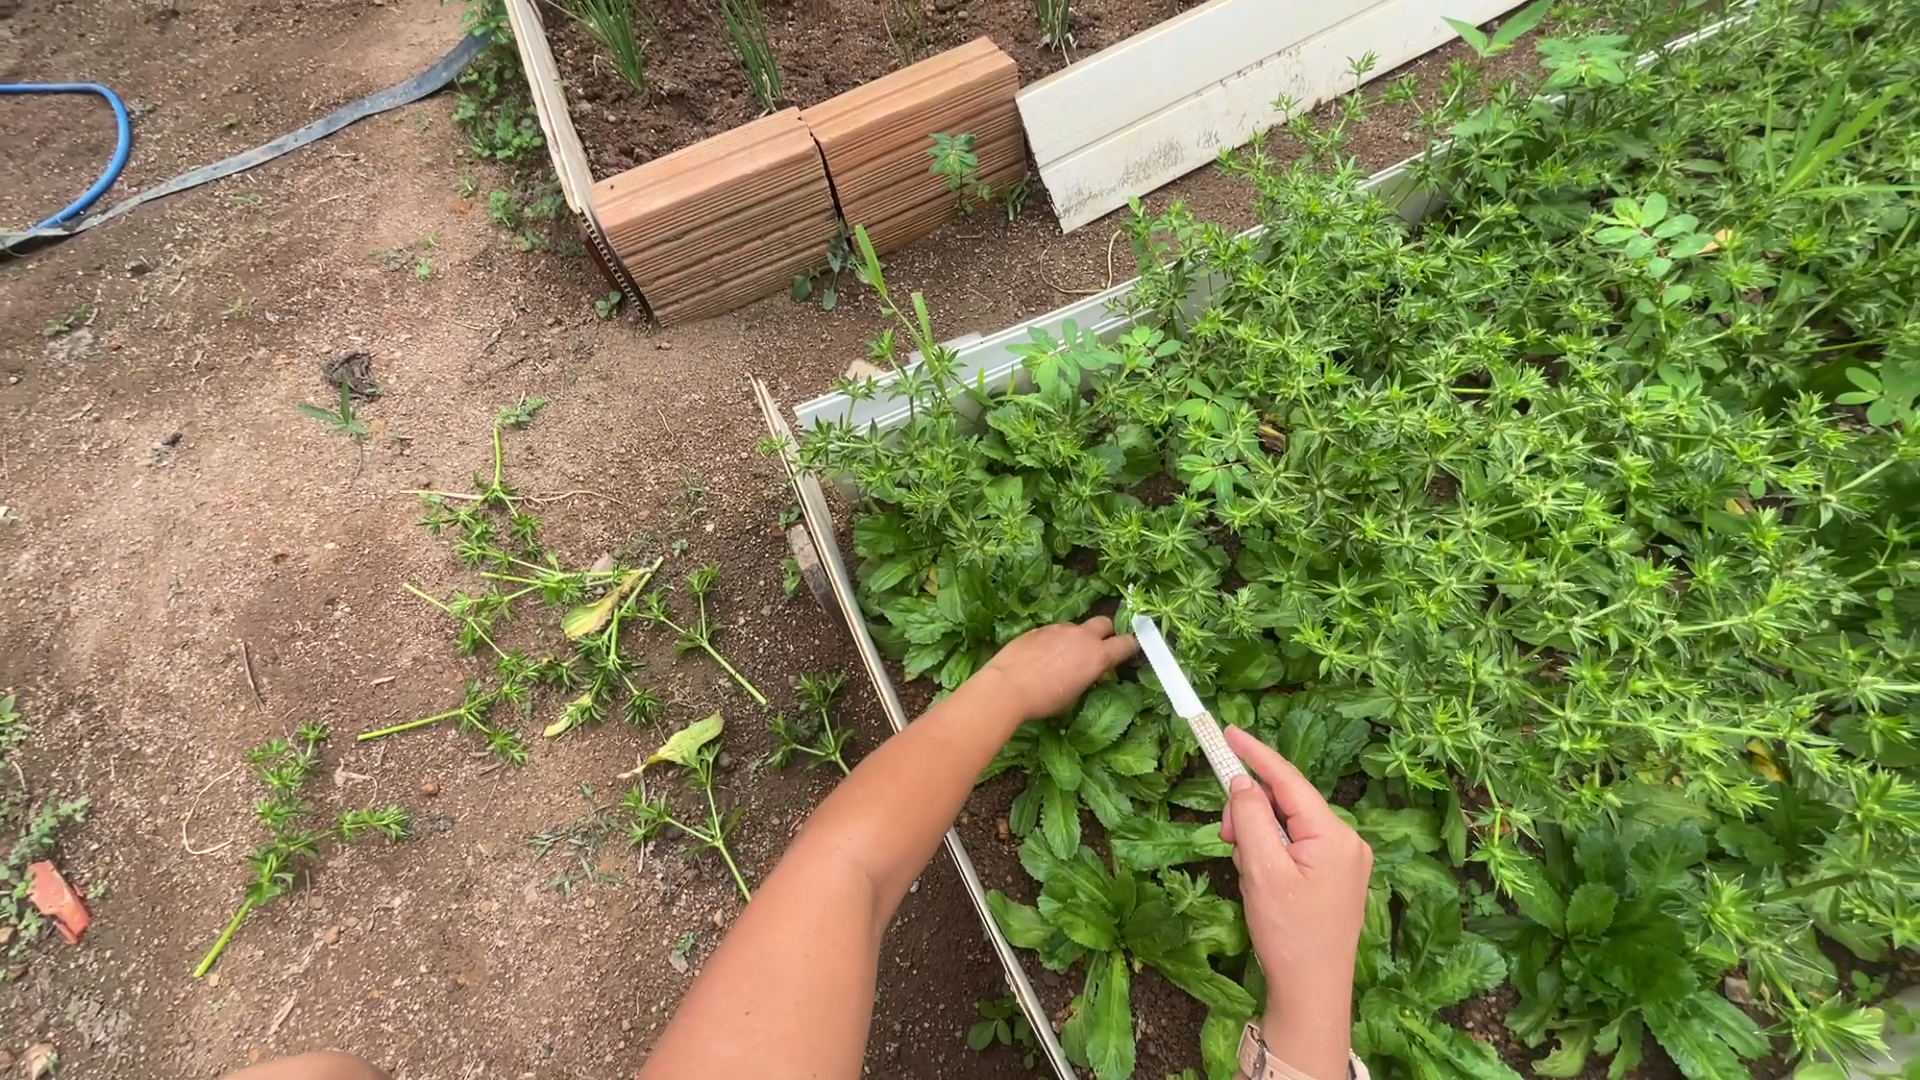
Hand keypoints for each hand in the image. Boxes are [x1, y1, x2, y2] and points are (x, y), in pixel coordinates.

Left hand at [972, 617, 1137, 722]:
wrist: (1007, 685)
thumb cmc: (1044, 699)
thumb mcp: (1074, 694)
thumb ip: (1087, 675)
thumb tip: (1086, 670)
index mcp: (1097, 655)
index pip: (1126, 643)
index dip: (1129, 647)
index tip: (1127, 652)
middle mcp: (1081, 636)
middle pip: (1104, 622)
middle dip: (1106, 632)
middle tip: (1098, 649)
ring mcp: (1059, 628)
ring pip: (1076, 627)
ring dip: (1076, 638)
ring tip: (1062, 657)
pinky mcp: (1039, 628)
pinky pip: (1055, 631)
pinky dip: (1055, 640)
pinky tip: (1041, 656)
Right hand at [1220, 726, 1371, 1079]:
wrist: (1311, 994)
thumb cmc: (1288, 933)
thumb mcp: (1261, 869)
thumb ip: (1250, 817)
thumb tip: (1241, 780)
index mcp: (1334, 835)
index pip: (1288, 779)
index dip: (1255, 753)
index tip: (1228, 731)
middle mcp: (1345, 840)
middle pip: (1285, 801)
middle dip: (1250, 811)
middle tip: (1226, 837)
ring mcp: (1341, 859)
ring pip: (1285, 823)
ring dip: (1256, 833)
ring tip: (1244, 866)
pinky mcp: (1332, 875)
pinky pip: (1292, 843)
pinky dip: (1267, 849)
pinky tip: (1258, 874)